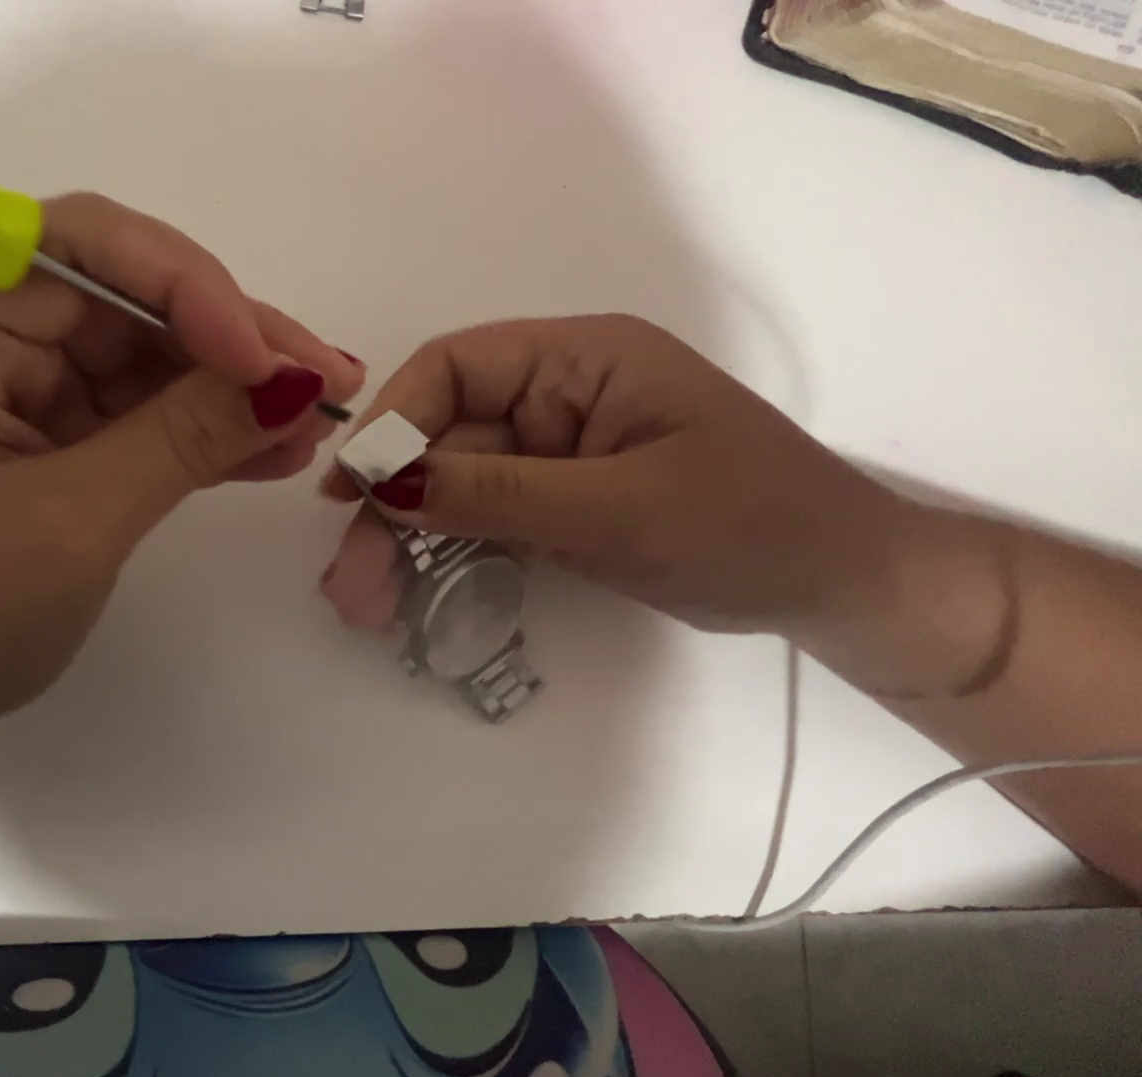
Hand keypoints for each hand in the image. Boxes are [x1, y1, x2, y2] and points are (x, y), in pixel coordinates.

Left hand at [0, 193, 363, 784]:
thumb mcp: (73, 522)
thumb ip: (181, 440)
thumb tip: (291, 382)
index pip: (78, 248)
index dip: (182, 282)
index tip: (260, 356)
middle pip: (127, 301)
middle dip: (231, 340)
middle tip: (329, 381)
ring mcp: (22, 395)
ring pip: (146, 362)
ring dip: (232, 390)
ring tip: (319, 422)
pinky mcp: (53, 445)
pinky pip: (139, 418)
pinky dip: (203, 434)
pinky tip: (272, 453)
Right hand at [318, 315, 930, 658]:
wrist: (840, 592)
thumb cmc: (750, 527)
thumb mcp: (618, 510)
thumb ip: (496, 494)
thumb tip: (386, 484)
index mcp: (579, 361)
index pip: (455, 368)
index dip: (392, 422)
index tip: (350, 488)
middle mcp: (553, 397)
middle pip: (440, 437)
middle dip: (389, 504)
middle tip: (349, 578)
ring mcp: (548, 454)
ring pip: (448, 485)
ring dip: (401, 539)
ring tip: (363, 601)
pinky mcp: (550, 503)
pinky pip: (476, 520)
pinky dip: (437, 555)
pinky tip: (402, 592)